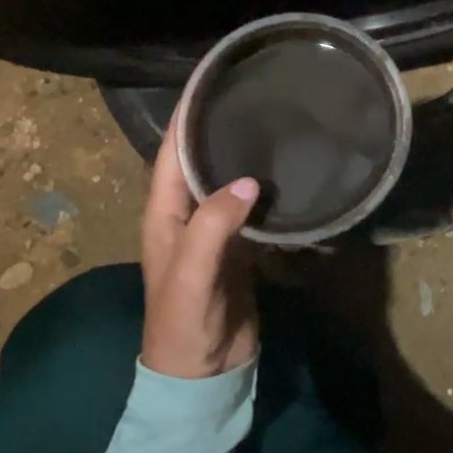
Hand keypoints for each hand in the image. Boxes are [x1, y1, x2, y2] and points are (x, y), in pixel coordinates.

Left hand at [138, 108, 261, 377]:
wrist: (204, 373)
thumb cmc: (184, 322)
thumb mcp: (192, 274)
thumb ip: (214, 226)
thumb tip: (248, 182)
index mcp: (164, 213)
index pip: (173, 152)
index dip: (186, 115)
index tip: (209, 79)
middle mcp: (187, 213)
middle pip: (201, 158)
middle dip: (218, 125)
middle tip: (252, 90)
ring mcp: (215, 229)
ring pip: (228, 178)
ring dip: (243, 151)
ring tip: (274, 118)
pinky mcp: (240, 244)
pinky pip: (250, 204)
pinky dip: (265, 184)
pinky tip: (287, 168)